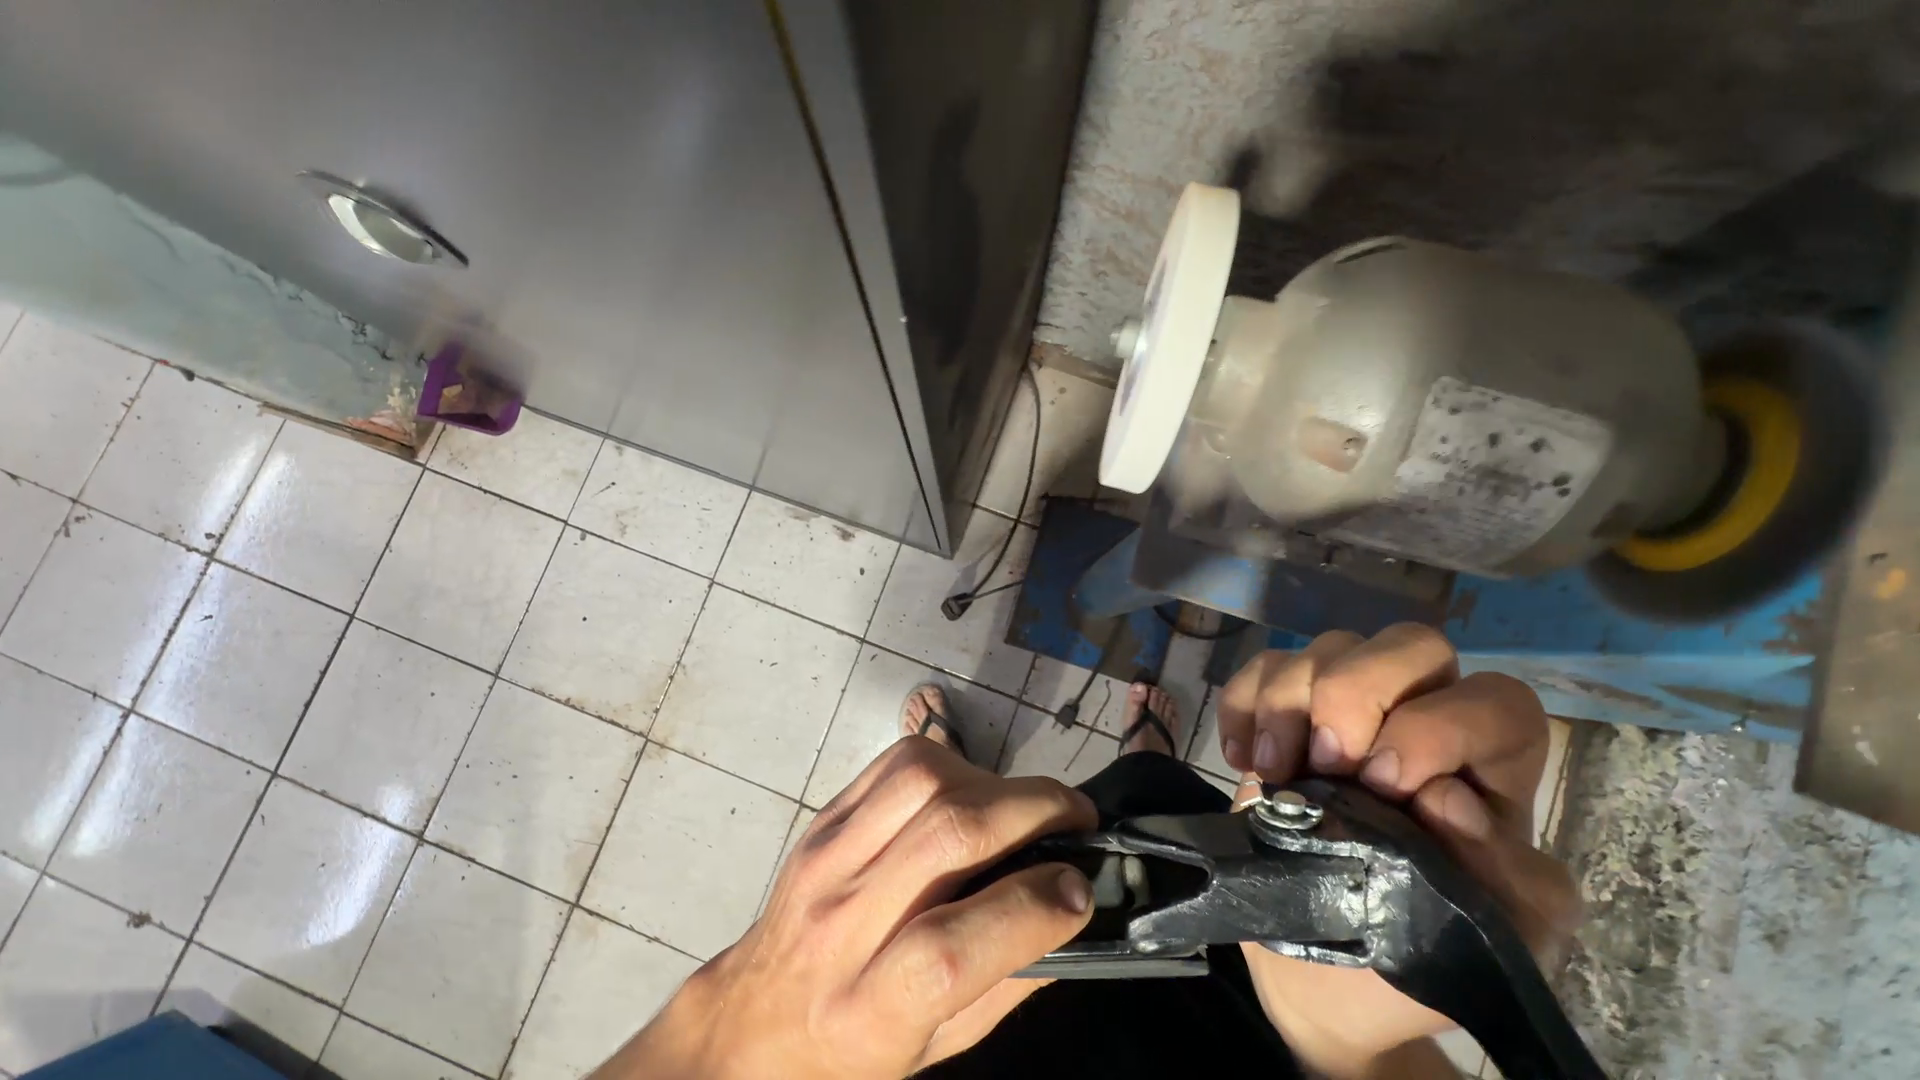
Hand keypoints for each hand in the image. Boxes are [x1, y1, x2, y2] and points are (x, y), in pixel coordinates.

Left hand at [592, 737, 1096, 1079]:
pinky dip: (952, 764)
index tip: (1079, 886)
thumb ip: (1007, 983)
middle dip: (1032, 813)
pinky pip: (897, 764)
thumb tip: (1073, 905)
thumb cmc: (857, 1043)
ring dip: (994, 782)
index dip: (1030, 907)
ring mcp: (825, 859)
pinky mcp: (823, 818)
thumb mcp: (938, 1046)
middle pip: (945, 838)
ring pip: (921, 783)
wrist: (757, 1017)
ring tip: (1024, 806)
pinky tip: (973, 790)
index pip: (949, 946)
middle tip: (1075, 818)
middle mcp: (840, 925)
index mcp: (871, 1009)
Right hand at [1216, 625, 1582, 1077]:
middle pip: (1410, 644)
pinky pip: (1263, 667)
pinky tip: (1242, 760)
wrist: (1326, 976)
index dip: (1439, 726)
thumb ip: (1502, 879)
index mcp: (1491, 769)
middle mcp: (1423, 720)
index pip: (1495, 701)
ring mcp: (1348, 712)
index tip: (1381, 787)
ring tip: (1273, 774)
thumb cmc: (1416, 954)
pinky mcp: (1283, 717)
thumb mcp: (1492, 940)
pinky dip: (1245, 700)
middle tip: (1324, 761)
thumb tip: (1446, 800)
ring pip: (1329, 647)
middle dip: (1358, 688)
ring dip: (1289, 700)